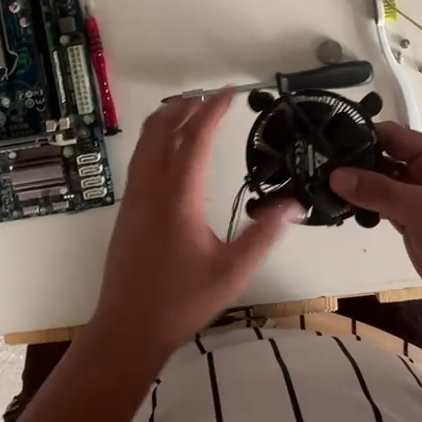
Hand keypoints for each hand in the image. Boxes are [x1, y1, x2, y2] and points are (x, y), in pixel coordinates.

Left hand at [90, 95, 296, 355]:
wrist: (127, 328)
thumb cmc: (181, 302)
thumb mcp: (232, 271)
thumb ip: (264, 235)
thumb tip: (295, 205)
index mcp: (178, 198)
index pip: (194, 138)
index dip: (213, 110)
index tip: (232, 93)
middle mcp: (150, 189)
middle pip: (161, 129)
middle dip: (186, 105)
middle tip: (214, 97)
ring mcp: (133, 198)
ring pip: (145, 142)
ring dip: (168, 120)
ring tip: (193, 112)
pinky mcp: (126, 210)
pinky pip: (140, 159)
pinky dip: (156, 140)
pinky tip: (172, 151)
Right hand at [330, 121, 421, 313]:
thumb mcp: (421, 210)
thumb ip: (378, 190)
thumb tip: (335, 174)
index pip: (395, 135)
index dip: (364, 134)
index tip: (328, 139)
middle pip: (385, 157)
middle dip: (355, 160)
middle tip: (317, 164)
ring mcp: (418, 199)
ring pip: (381, 182)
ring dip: (357, 184)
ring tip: (320, 183)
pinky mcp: (411, 222)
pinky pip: (382, 205)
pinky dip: (364, 205)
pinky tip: (340, 207)